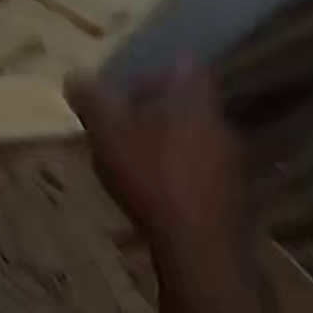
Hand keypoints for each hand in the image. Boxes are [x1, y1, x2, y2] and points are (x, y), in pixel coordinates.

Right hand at [66, 59, 249, 264]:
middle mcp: (221, 125)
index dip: (161, 67)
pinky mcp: (236, 193)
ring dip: (167, 139)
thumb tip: (75, 76)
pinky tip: (155, 186)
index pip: (188, 67)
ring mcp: (235, 161)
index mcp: (193, 103)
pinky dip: (179, 168)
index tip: (132, 81)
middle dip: (156, 108)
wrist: (199, 245)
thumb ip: (92, 100)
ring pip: (195, 135)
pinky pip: (202, 166)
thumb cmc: (150, 176)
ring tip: (134, 156)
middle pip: (189, 102)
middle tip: (123, 120)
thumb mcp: (106, 132)